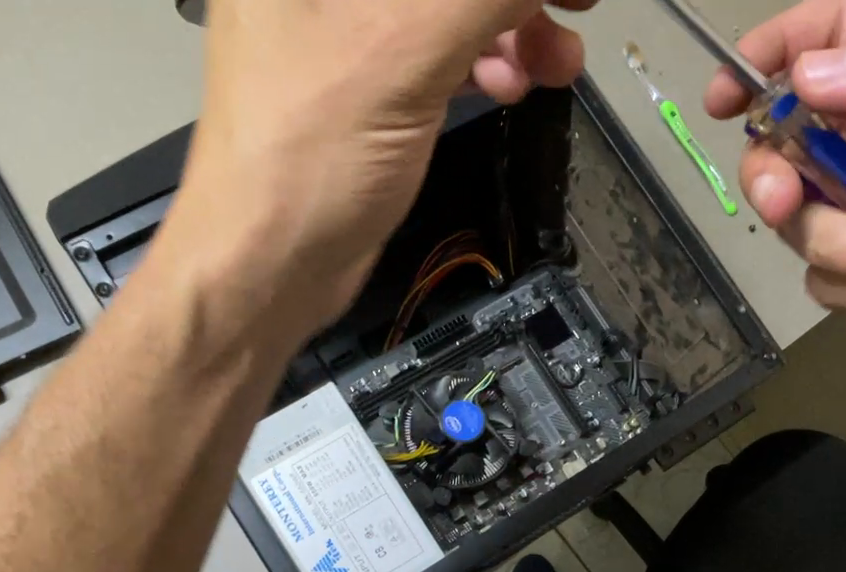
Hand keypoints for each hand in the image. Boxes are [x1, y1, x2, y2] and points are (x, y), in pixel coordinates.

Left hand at [160, 0, 591, 338]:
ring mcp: (345, 30)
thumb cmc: (301, 166)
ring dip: (512, 24)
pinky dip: (485, 61)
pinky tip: (513, 83)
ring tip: (556, 57)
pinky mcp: (369, 85)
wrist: (268, 270)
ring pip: (447, 6)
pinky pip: (441, 49)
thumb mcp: (404, 51)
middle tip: (577, 1)